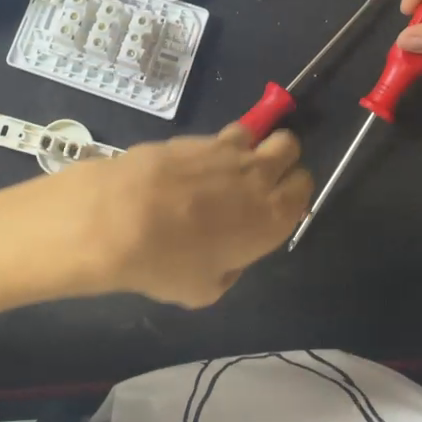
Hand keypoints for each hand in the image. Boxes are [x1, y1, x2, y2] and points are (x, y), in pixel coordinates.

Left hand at [66, 125, 311, 307]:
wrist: (117, 217)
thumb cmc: (167, 262)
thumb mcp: (206, 289)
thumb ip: (230, 267)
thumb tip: (229, 254)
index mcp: (272, 215)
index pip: (304, 186)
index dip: (292, 193)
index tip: (275, 206)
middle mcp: (257, 174)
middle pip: (289, 145)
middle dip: (280, 157)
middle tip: (258, 180)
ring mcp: (223, 148)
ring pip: (254, 132)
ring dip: (247, 146)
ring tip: (222, 170)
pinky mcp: (191, 136)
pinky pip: (214, 137)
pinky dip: (209, 150)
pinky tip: (185, 171)